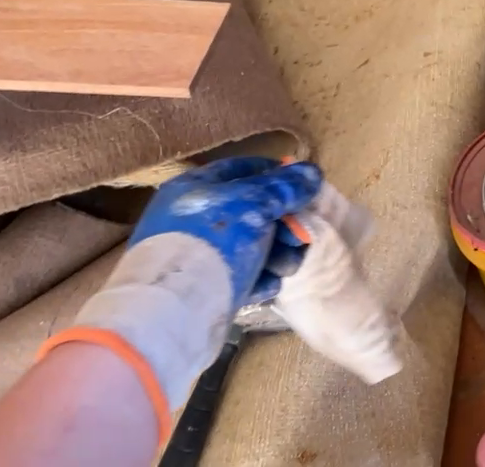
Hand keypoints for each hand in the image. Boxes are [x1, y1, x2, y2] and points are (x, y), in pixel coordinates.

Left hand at [41, 157, 322, 438]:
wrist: (171, 317)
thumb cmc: (212, 245)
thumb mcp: (255, 204)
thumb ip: (287, 186)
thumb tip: (313, 173)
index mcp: (196, 188)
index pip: (247, 168)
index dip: (280, 174)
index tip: (305, 187)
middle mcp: (193, 217)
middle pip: (253, 208)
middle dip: (284, 221)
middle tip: (302, 233)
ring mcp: (196, 254)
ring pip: (252, 242)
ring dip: (278, 252)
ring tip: (291, 264)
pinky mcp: (203, 288)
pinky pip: (241, 272)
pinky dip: (259, 277)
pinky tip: (270, 284)